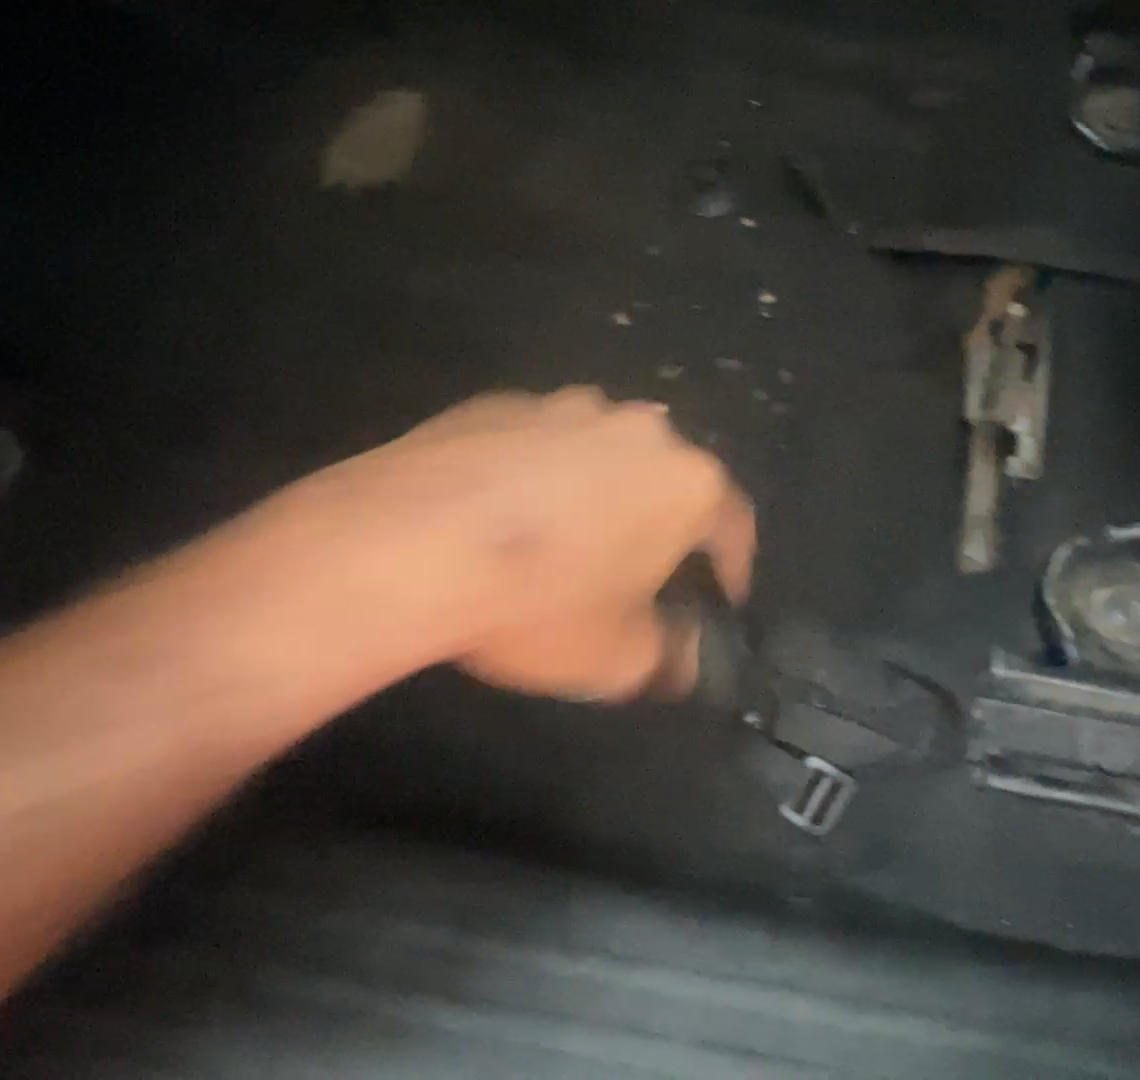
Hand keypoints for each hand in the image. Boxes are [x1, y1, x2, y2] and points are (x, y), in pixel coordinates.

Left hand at [258, 387, 754, 700]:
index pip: (735, 524)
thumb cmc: (538, 605)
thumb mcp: (621, 660)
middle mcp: (639, 429)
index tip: (722, 596)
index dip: (734, 566)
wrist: (403, 548)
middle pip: (669, 480)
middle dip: (664, 525)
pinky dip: (538, 475)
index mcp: (687, 483)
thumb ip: (673, 657)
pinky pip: (539, 444)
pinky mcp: (498, 402)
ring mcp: (565, 406)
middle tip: (639, 570)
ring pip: (603, 455)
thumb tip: (686, 656)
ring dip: (601, 493)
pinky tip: (504, 517)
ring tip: (566, 542)